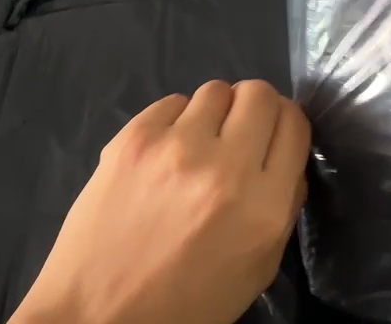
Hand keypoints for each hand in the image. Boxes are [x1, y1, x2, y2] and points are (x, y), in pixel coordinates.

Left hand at [12, 80, 310, 323]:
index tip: (272, 135)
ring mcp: (177, 147)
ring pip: (216, 90)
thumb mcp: (256, 269)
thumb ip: (282, 207)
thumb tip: (286, 158)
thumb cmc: (185, 304)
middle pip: (259, 94)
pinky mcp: (134, 138)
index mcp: (263, 208)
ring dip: (214, 114)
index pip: (294, 125)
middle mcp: (226, 168)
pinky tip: (163, 153)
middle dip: (254, 110)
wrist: (97, 317)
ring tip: (197, 145)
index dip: (285, 124)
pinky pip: (173, 101)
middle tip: (237, 134)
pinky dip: (175, 121)